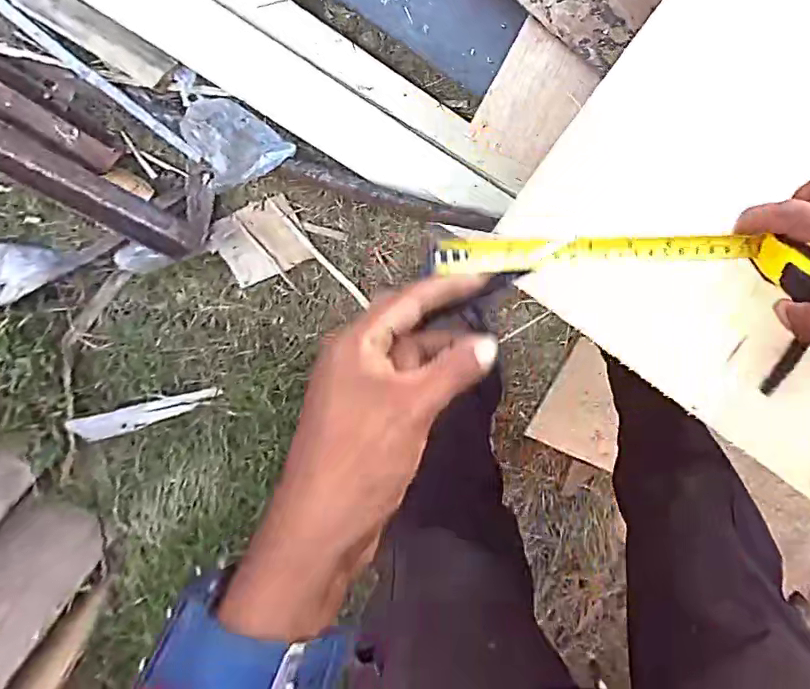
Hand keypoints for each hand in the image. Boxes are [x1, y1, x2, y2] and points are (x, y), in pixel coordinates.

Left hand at [217, 274, 497, 640]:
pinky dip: (433, 378)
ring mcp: (362, 387)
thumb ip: (452, 370)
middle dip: (447, 318)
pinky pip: (407, 382)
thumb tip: (489, 343)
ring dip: (443, 351)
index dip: (447, 287)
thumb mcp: (412, 408)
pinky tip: (460, 380)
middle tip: (488, 309)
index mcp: (355, 343)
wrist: (320, 531)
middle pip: (407, 324)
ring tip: (485, 349)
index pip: (407, 300)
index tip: (483, 278)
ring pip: (409, 356)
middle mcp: (355, 357)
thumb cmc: (360, 459)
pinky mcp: (370, 414)